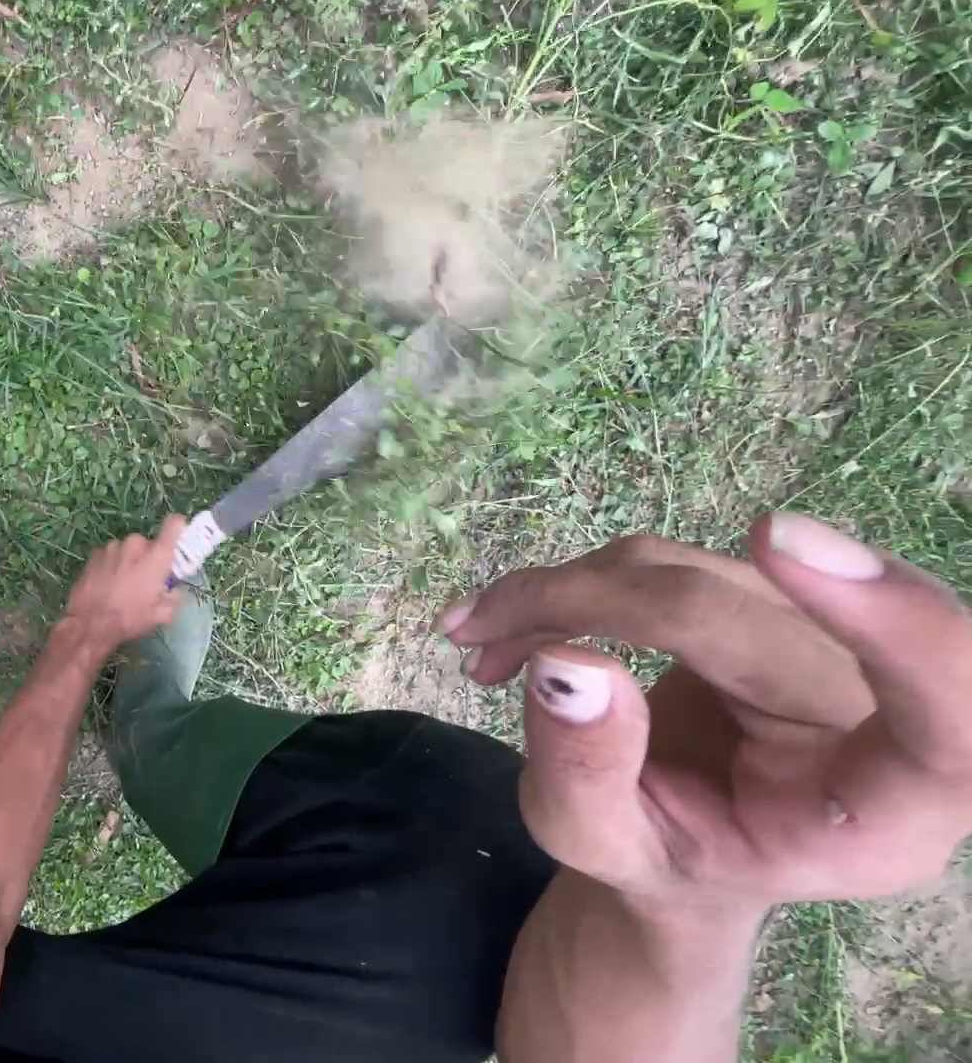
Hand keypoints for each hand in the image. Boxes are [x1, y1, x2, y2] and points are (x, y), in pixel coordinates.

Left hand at [59, 515, 186, 652]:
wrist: (89, 623)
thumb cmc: (129, 618)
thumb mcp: (161, 615)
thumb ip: (174, 597)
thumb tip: (173, 590)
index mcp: (156, 556)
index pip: (174, 525)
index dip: (178, 528)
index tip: (178, 538)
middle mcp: (135, 544)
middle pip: (149, 544)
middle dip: (150, 558)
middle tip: (146, 580)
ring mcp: (112, 547)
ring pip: (129, 550)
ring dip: (130, 561)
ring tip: (123, 585)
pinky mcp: (95, 553)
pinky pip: (112, 555)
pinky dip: (113, 565)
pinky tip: (108, 584)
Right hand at [439, 511, 971, 917]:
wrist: (670, 838)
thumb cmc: (650, 858)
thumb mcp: (594, 842)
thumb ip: (584, 772)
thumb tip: (567, 661)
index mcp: (876, 807)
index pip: (956, 707)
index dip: (894, 620)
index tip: (777, 537)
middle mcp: (871, 711)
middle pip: (733, 613)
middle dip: (583, 603)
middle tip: (472, 631)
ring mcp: (817, 646)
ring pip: (682, 571)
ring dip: (559, 590)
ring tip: (478, 637)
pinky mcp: (758, 608)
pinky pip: (658, 565)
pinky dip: (566, 585)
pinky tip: (512, 625)